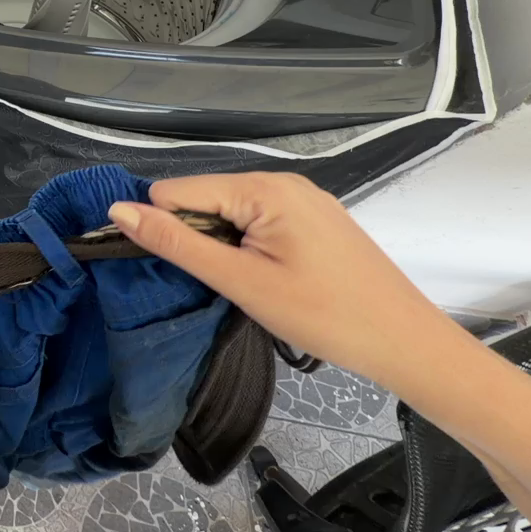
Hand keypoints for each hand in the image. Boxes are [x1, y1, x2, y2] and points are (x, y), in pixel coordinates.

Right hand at [107, 171, 459, 386]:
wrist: (415, 351)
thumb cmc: (326, 316)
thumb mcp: (239, 281)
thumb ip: (174, 241)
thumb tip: (115, 210)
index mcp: (262, 188)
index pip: (174, 192)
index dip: (174, 231)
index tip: (204, 269)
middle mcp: (281, 180)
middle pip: (200, 197)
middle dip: (201, 236)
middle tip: (235, 279)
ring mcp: (301, 196)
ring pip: (225, 209)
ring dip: (224, 242)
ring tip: (255, 279)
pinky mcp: (313, 216)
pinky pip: (254, 217)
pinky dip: (248, 243)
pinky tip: (274, 273)